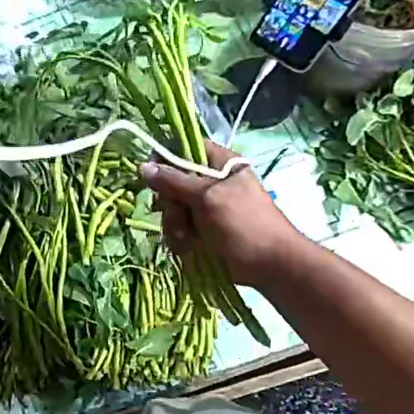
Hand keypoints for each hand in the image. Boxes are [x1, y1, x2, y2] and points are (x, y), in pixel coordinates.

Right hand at [139, 141, 310, 287]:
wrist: (270, 265)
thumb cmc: (244, 224)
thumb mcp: (208, 198)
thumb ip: (174, 181)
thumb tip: (143, 166)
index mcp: (218, 163)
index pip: (183, 148)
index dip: (165, 160)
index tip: (155, 177)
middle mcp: (210, 182)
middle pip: (172, 182)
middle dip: (171, 202)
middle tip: (180, 215)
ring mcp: (206, 207)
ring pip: (172, 208)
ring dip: (174, 224)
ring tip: (188, 238)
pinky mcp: (202, 230)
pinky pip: (179, 228)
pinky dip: (180, 238)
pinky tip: (189, 247)